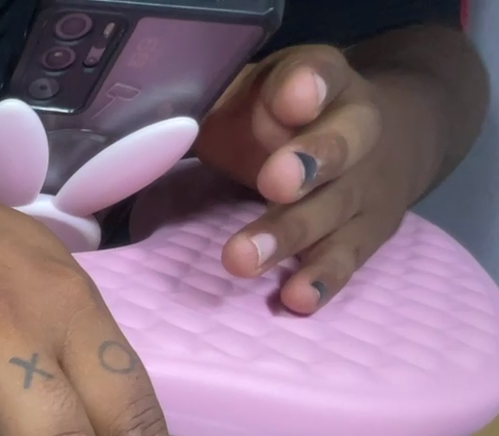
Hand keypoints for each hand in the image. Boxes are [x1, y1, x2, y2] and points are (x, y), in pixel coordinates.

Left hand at [196, 44, 450, 312]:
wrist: (370, 135)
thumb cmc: (274, 119)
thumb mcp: (244, 96)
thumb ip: (200, 107)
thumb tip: (128, 143)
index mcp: (315, 87)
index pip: (317, 73)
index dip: (305, 85)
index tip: (293, 97)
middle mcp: (354, 130)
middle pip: (339, 144)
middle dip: (309, 162)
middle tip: (276, 182)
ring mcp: (363, 186)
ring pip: (335, 208)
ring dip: (290, 234)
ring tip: (244, 260)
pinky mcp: (364, 232)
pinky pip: (347, 256)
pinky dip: (323, 279)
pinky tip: (298, 299)